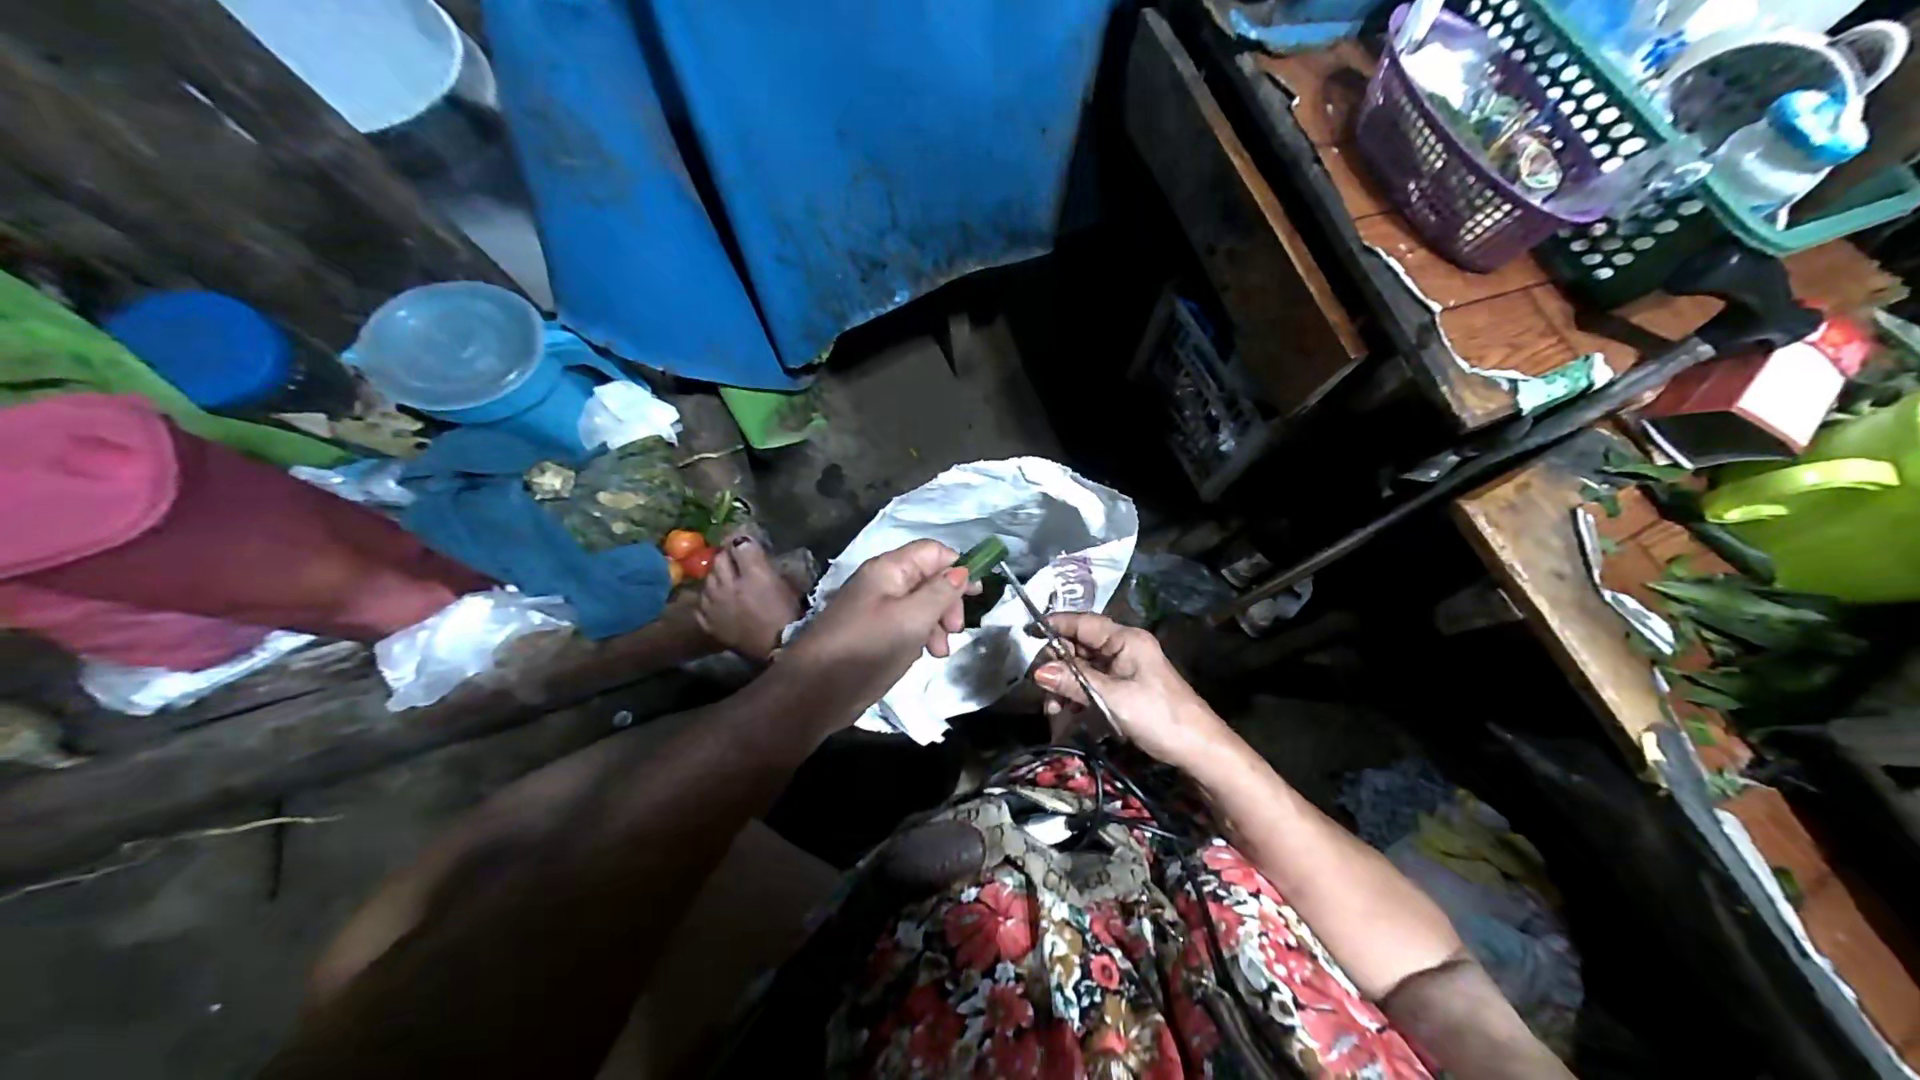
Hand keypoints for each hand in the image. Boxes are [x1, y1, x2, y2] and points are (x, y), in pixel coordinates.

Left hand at [778, 540, 979, 720]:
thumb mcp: (912, 619)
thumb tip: (961, 571)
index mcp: (888, 569)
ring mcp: (875, 609)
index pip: (932, 551)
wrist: (815, 691)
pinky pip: (905, 624)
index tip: (977, 595)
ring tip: (939, 651)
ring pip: (919, 604)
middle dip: (948, 601)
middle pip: (928, 578)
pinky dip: (919, 636)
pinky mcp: (872, 633)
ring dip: (936, 623)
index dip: (957, 567)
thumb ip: (940, 592)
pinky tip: (922, 655)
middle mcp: (881, 583)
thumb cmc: (867, 648)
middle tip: (954, 630)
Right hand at [1030, 613, 1230, 770]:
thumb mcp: (1112, 699)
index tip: (1027, 631)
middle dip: (1057, 665)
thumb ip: (1074, 682)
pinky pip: (1092, 685)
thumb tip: (1038, 671)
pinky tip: (1066, 714)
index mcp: (1126, 639)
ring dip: (1065, 686)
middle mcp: (1124, 648)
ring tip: (1054, 710)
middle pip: (1080, 646)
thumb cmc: (1159, 717)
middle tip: (1042, 688)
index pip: (1083, 622)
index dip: (1055, 624)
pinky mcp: (1124, 689)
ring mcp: (1124, 669)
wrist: (1199, 750)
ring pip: (1082, 668)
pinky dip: (1077, 697)